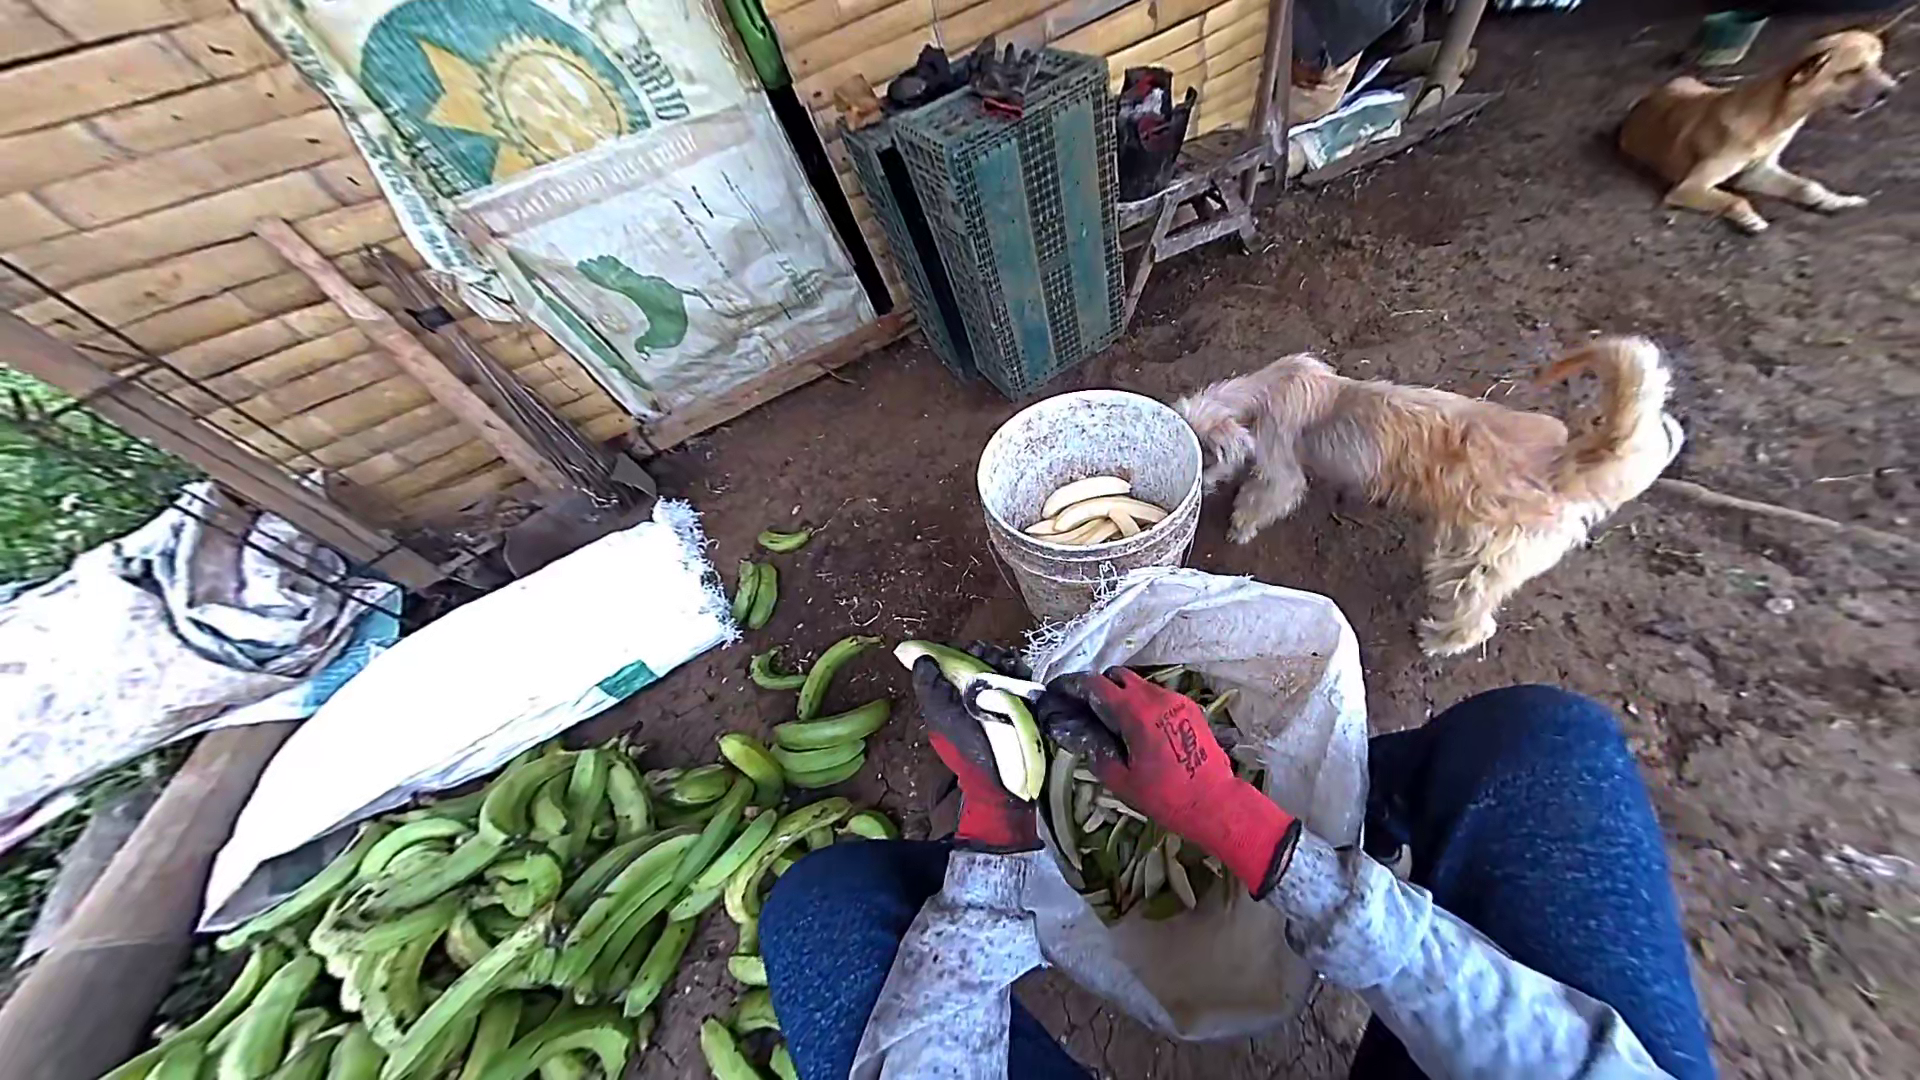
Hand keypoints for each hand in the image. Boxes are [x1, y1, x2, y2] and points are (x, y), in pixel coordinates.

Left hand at [912, 654, 1039, 852]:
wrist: (1002, 777)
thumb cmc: (968, 747)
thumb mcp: (941, 714)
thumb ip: (928, 685)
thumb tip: (918, 655)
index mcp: (950, 694)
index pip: (954, 660)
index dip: (961, 651)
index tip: (970, 650)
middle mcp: (971, 694)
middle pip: (979, 659)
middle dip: (986, 653)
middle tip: (992, 656)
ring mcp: (996, 698)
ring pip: (1000, 666)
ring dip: (1004, 660)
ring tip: (1008, 664)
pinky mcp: (1019, 704)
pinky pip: (1020, 679)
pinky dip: (1020, 671)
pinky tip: (1020, 672)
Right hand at [1038, 667, 1300, 896]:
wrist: (1218, 805)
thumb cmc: (1167, 796)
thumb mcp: (1121, 781)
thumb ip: (1095, 752)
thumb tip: (1077, 735)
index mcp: (1136, 712)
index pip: (1096, 684)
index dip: (1074, 685)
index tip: (1060, 691)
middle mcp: (1156, 697)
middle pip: (1117, 676)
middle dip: (1099, 687)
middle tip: (1089, 708)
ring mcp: (1176, 699)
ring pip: (1139, 684)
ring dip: (1122, 694)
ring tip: (1116, 720)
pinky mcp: (1190, 707)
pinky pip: (1157, 695)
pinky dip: (1143, 702)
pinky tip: (1141, 727)